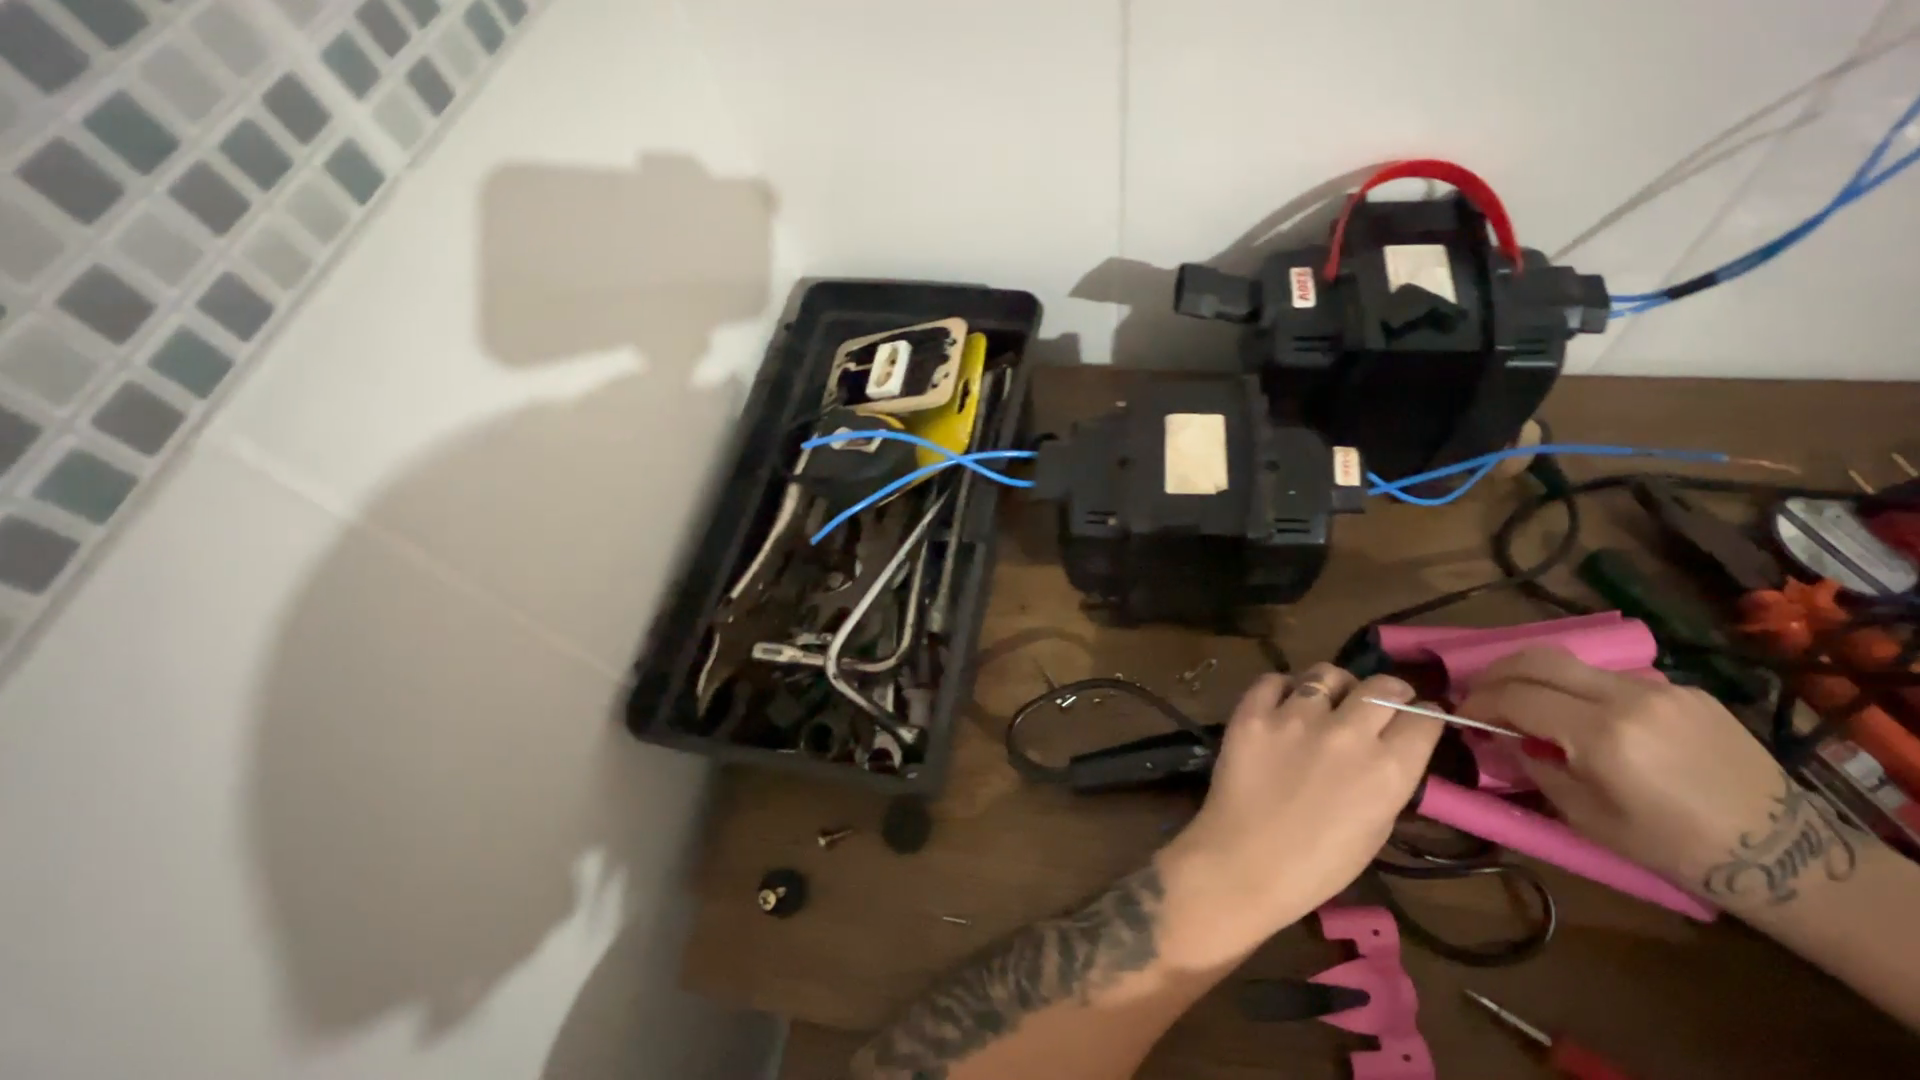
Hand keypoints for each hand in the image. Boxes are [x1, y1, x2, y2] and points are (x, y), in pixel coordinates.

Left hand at [1156, 664, 1441, 967]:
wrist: (1244, 866)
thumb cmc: (1318, 865)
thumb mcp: (1377, 827)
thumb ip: (1388, 779)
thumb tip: (1388, 748)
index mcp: (1389, 769)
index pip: (1424, 718)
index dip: (1425, 715)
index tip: (1418, 716)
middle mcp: (1348, 733)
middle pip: (1381, 686)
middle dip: (1388, 690)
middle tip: (1379, 700)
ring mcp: (1296, 718)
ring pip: (1326, 674)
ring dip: (1334, 685)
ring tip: (1327, 700)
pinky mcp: (1252, 714)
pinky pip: (1272, 680)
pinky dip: (1281, 688)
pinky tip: (1282, 705)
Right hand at [1455, 647, 1822, 909]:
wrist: (1780, 851)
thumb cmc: (1673, 847)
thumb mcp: (1587, 817)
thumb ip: (1537, 768)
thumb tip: (1505, 737)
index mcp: (1603, 734)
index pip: (1516, 695)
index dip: (1479, 701)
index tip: (1463, 716)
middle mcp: (1629, 697)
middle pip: (1538, 658)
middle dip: (1497, 673)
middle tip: (1480, 696)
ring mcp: (1662, 688)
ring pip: (1575, 663)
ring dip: (1538, 678)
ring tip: (1528, 707)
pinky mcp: (1686, 690)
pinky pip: (1614, 680)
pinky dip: (1583, 691)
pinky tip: (1588, 721)